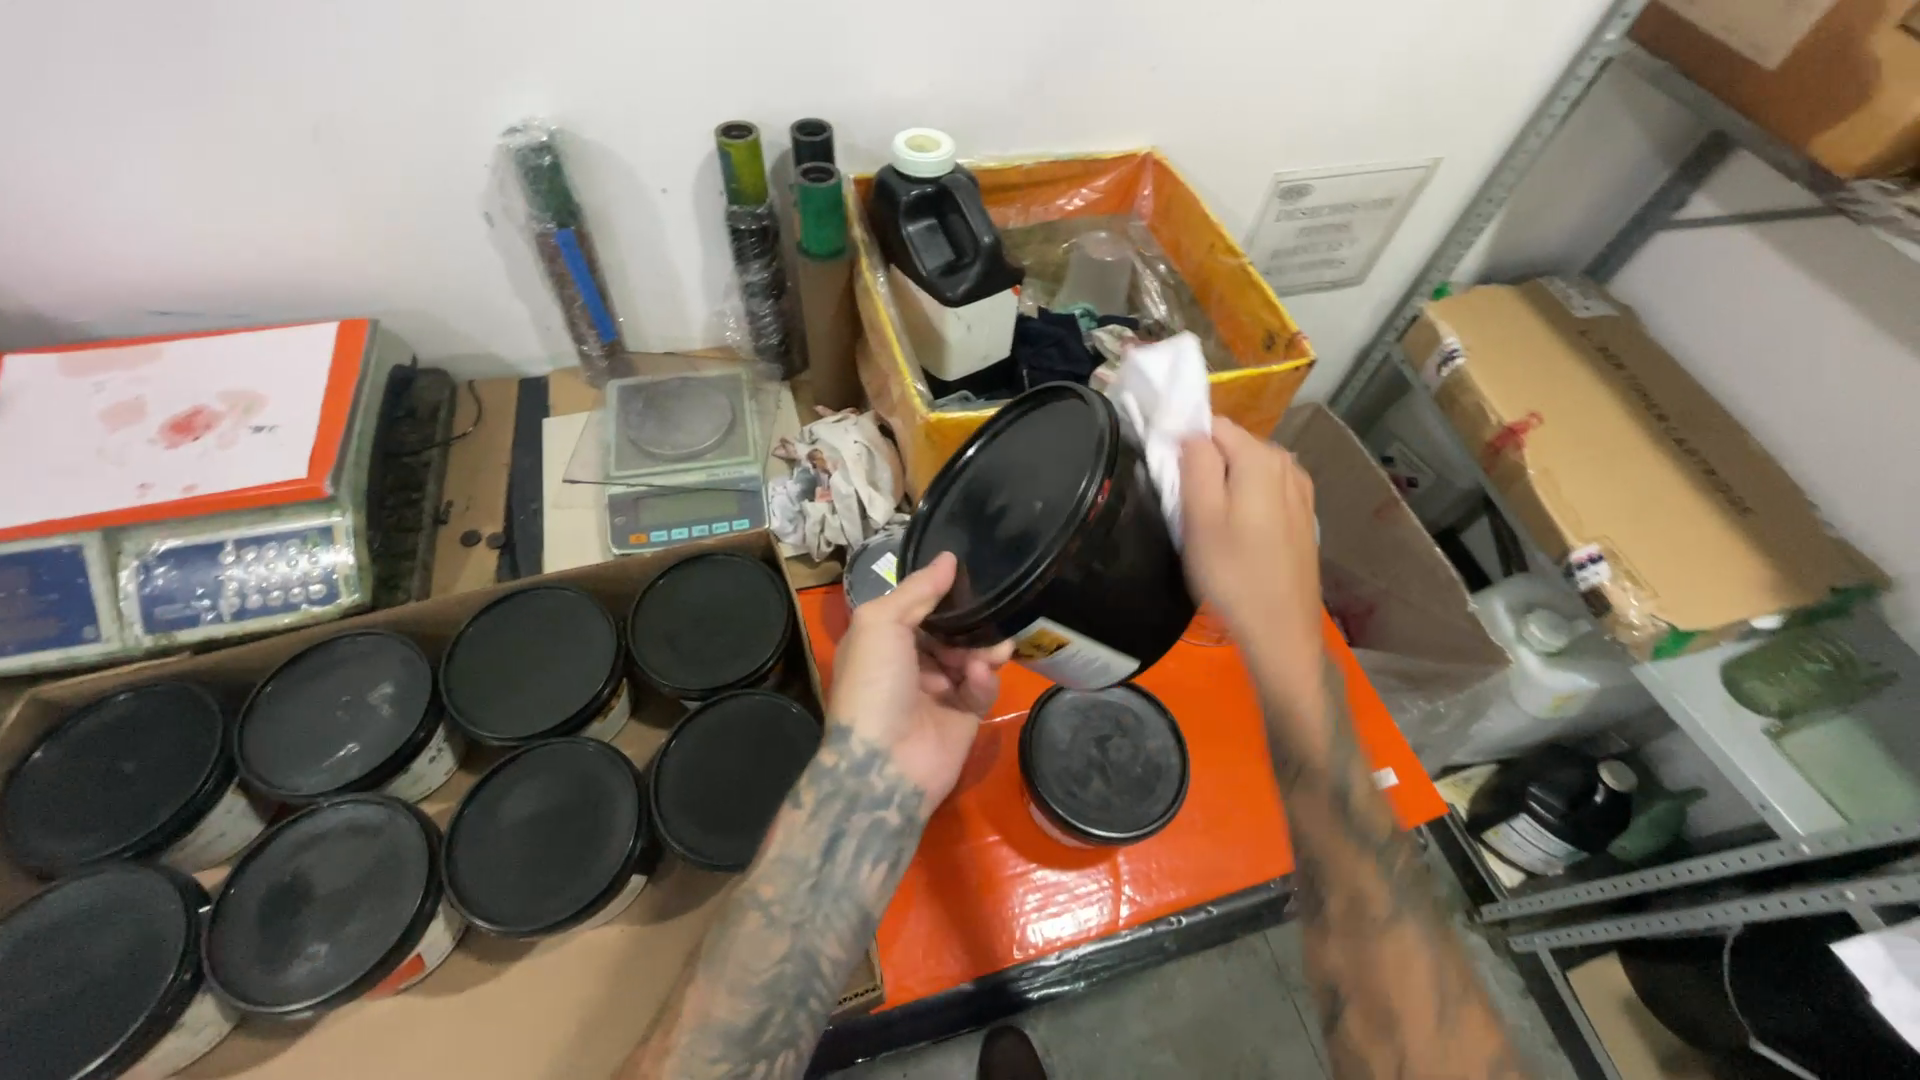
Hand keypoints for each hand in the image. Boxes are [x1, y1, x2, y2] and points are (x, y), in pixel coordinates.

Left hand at [827, 552, 1012, 805]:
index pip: (918, 606)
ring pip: (972, 656)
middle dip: (971, 621)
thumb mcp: (881, 622)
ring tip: (996, 648)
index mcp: (883, 639)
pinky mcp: (963, 715)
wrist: (884, 761)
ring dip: (984, 648)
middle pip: (950, 630)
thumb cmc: (873, 683)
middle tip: (991, 613)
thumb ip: (917, 590)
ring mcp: (938, 690)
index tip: (972, 573)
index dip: (942, 591)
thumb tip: (949, 558)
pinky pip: (982, 687)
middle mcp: (910, 662)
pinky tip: (979, 677)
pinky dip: (983, 679)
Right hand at [1180, 420, 1323, 711]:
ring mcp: (1300, 491)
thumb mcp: (1200, 519)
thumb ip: (1195, 465)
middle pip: (1231, 446)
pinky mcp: (1303, 516)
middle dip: (1205, 466)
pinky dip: (1244, 502)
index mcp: (1260, 459)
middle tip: (1185, 509)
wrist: (1280, 631)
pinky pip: (1263, 491)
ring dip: (1224, 486)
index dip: (1184, 446)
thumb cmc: (1232, 576)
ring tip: (1207, 526)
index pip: (1212, 426)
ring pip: (1247, 470)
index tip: (1168, 480)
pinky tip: (1235, 536)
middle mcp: (1287, 465)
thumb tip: (1190, 433)